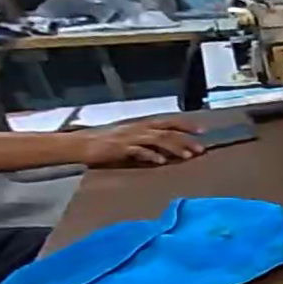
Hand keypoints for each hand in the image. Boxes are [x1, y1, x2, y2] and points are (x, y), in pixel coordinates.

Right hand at [74, 121, 204, 166]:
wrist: (78, 144)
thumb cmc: (107, 142)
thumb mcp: (131, 137)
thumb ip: (150, 141)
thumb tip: (172, 149)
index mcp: (142, 125)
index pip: (169, 122)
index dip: (186, 125)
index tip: (203, 130)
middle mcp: (139, 129)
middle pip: (168, 132)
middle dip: (186, 140)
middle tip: (201, 149)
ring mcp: (129, 137)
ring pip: (157, 140)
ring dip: (174, 147)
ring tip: (187, 156)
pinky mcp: (119, 148)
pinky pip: (138, 151)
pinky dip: (151, 155)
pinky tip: (161, 161)